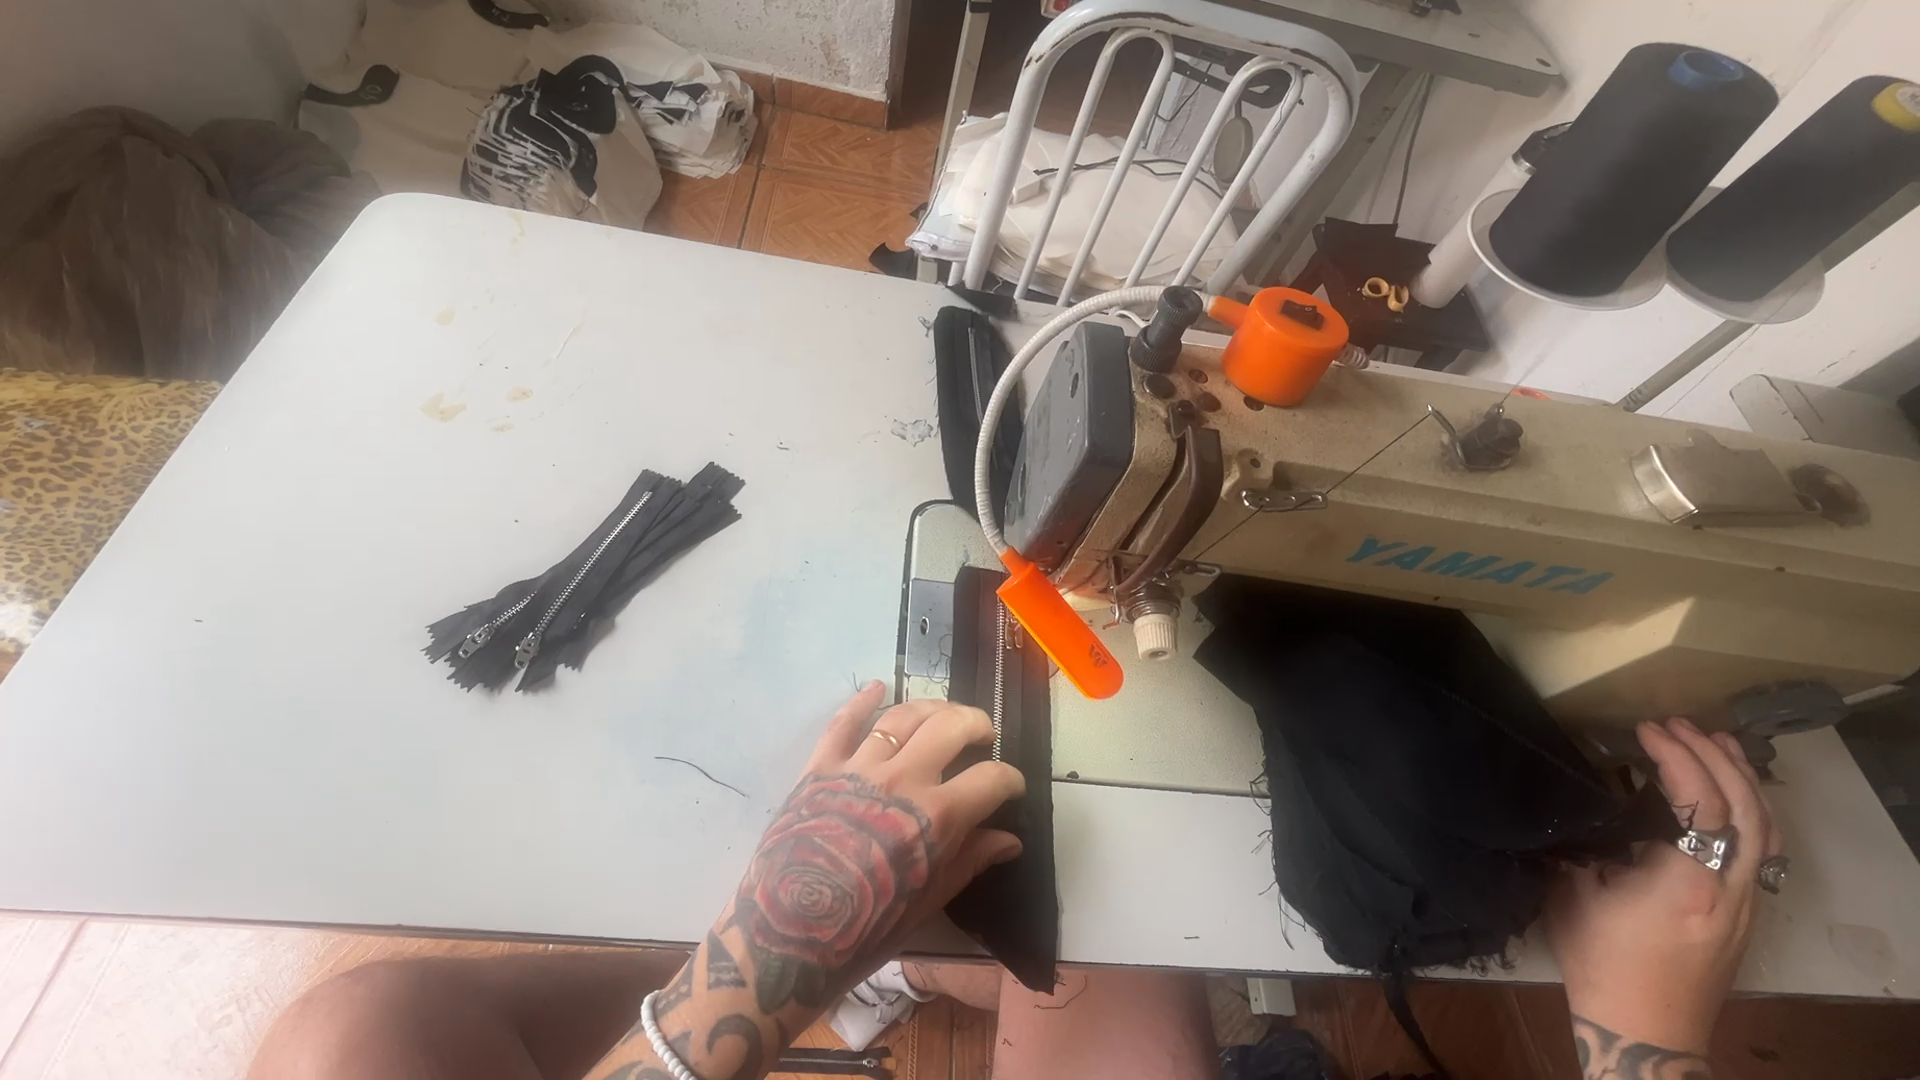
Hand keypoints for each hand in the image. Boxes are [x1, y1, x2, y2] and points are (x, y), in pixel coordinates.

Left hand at [728, 681, 1026, 1011]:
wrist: (786, 937)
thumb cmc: (864, 928)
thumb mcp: (926, 902)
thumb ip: (969, 861)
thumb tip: (1009, 840)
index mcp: (935, 817)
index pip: (990, 779)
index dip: (1010, 779)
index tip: (1012, 786)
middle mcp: (901, 779)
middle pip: (951, 727)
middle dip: (977, 724)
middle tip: (984, 735)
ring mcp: (858, 767)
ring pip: (904, 715)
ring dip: (932, 707)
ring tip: (944, 714)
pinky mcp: (820, 767)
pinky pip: (844, 722)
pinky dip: (862, 700)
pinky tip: (877, 686)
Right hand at [1546, 717, 1781, 1073]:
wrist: (1645, 1025)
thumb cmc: (1601, 959)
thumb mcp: (1573, 893)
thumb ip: (1585, 845)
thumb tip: (1581, 806)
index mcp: (1686, 882)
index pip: (1701, 804)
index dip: (1678, 758)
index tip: (1647, 729)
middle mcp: (1730, 888)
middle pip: (1748, 810)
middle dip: (1717, 758)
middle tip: (1680, 724)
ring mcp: (1747, 902)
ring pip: (1767, 829)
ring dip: (1742, 780)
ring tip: (1713, 742)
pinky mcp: (1746, 911)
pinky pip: (1761, 847)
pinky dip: (1749, 809)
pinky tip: (1728, 795)